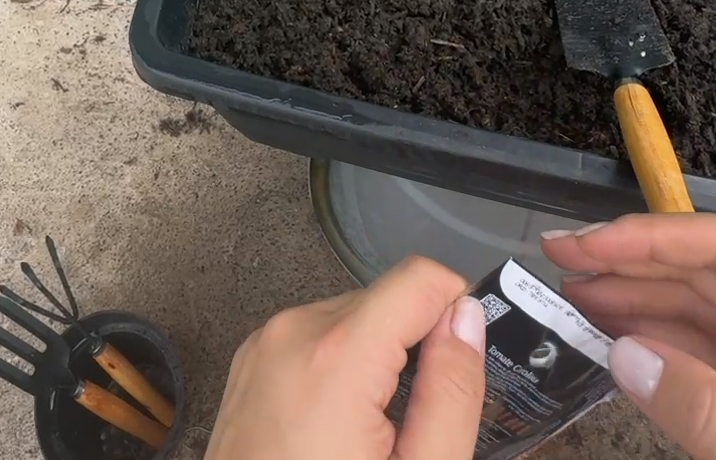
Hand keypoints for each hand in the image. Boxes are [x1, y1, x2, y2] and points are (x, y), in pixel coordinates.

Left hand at [206, 257, 486, 459]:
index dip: (456, 309)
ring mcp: (264, 342)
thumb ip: (450, 391)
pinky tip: (335, 429)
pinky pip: (313, 338)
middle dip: (414, 348)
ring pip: (350, 319)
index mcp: (335, 351)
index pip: (418, 278)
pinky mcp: (249, 360)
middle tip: (414, 426)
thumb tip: (466, 318)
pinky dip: (338, 368)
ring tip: (371, 437)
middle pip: (384, 301)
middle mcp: (293, 329)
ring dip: (375, 361)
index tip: (465, 360)